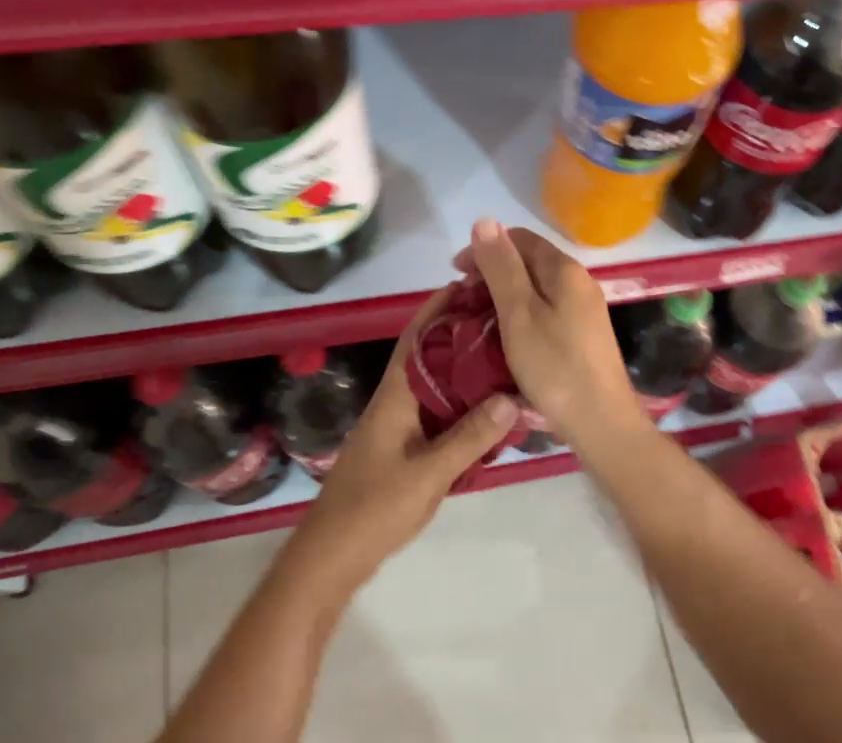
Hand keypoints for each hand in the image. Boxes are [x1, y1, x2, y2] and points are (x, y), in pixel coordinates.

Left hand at [281, 287, 518, 596]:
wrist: (331, 557)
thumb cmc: (373, 510)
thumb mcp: (428, 475)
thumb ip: (469, 437)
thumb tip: (510, 396)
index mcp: (395, 397)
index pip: (418, 337)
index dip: (440, 307)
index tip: (474, 284)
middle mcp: (395, 403)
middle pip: (430, 358)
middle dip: (462, 335)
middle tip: (507, 321)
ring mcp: (398, 429)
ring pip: (436, 388)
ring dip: (465, 372)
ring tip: (508, 359)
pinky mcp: (403, 451)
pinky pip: (438, 416)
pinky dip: (463, 408)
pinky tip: (491, 413)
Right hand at [455, 218, 649, 444]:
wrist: (600, 422)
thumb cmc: (554, 366)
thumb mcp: (519, 313)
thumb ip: (501, 267)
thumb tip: (484, 221)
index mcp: (564, 270)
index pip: (519, 239)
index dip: (484, 250)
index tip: (455, 275)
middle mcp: (579, 282)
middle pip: (528, 262)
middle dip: (491, 274)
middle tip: (462, 302)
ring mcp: (584, 309)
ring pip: (536, 288)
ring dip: (503, 297)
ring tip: (477, 321)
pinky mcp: (583, 335)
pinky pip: (545, 311)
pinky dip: (519, 315)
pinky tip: (505, 338)